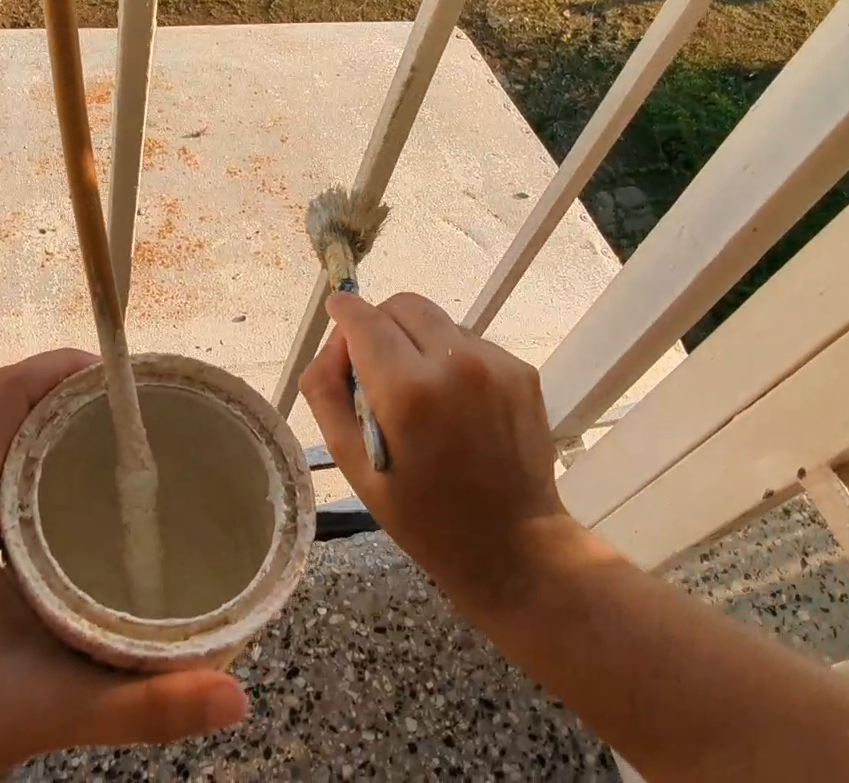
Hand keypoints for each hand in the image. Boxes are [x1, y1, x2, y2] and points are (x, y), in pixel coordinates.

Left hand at [0, 349, 248, 782]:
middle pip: (4, 409)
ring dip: (49, 437)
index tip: (129, 374)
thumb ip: (139, 705)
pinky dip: (26, 472)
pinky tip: (66, 513)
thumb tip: (234, 697)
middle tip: (143, 419)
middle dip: (73, 400)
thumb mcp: (33, 710)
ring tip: (115, 456)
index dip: (66, 365)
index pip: (6, 391)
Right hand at [301, 292, 565, 619]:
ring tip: (418, 392)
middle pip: (403, 304)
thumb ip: (328, 394)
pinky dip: (450, 358)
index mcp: (407, 391)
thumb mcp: (353, 466)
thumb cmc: (422, 516)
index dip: (344, 310)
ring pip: (438, 322)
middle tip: (373, 364)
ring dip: (416, 341)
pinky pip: (470, 343)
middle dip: (380, 322)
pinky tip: (453, 404)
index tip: (336, 310)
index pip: (364, 320)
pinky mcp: (521, 371)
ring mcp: (495, 364)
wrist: (513, 545)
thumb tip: (333, 346)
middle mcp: (455, 363)